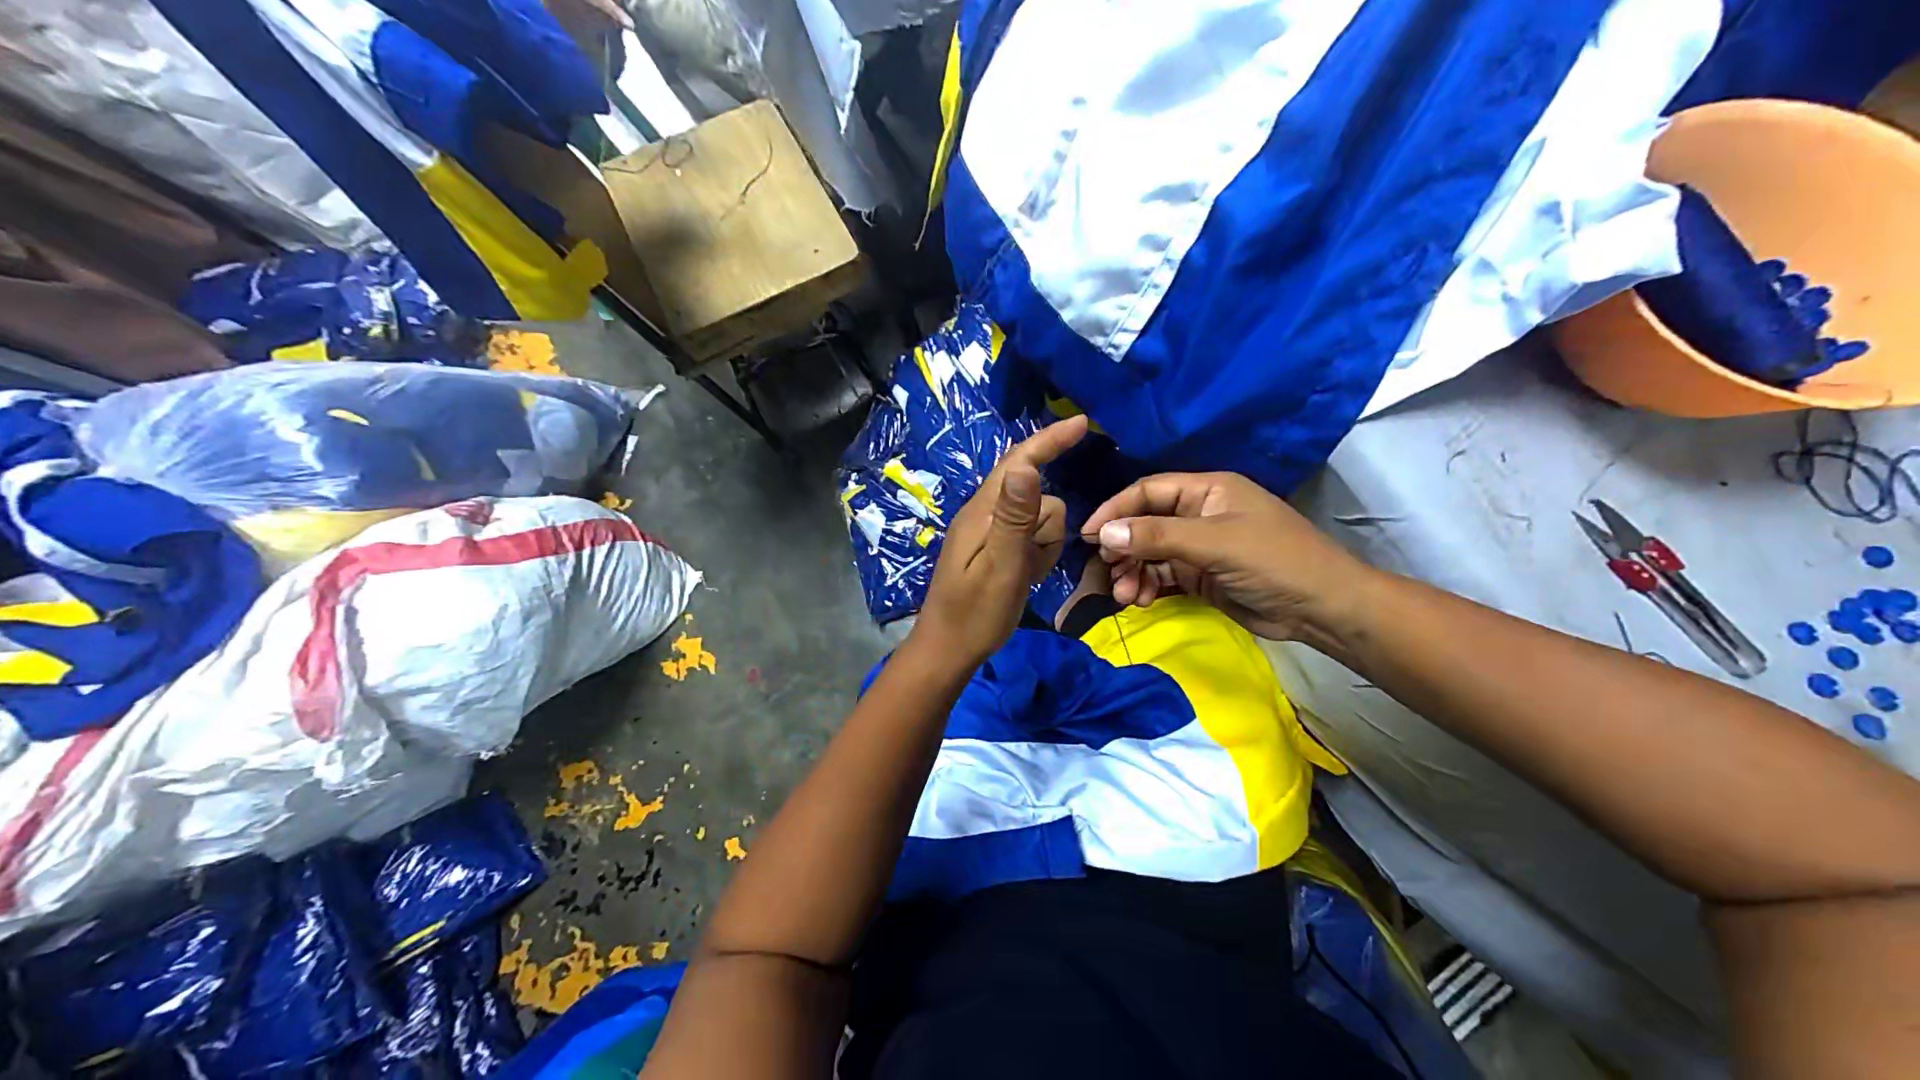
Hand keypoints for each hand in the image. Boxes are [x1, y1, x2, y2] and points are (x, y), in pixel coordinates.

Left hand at [915, 416, 1088, 664]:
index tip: (1083, 423)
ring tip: (1027, 574)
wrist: (949, 650)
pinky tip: (1026, 577)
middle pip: (1037, 495)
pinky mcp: (998, 551)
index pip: (1019, 462)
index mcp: (982, 512)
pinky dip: (1038, 555)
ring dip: (1044, 544)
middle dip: (1047, 524)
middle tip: (1033, 562)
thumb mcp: (1001, 566)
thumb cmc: (974, 613)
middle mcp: (985, 514)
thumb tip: (1028, 466)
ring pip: (1040, 519)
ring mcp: (991, 533)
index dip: (1050, 440)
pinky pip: (1032, 539)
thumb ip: (1015, 517)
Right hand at [1082, 471, 1375, 642]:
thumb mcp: (1215, 543)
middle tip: (1109, 570)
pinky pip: (1163, 576)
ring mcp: (1200, 546)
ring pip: (1151, 554)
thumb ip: (1158, 537)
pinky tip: (1142, 601)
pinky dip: (1148, 587)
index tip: (1088, 535)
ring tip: (1126, 595)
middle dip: (1124, 548)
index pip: (1148, 491)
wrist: (1323, 609)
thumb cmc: (1275, 561)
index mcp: (1207, 490)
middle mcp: (1199, 514)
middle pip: (1145, 524)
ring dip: (1134, 572)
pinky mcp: (1201, 576)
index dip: (1116, 510)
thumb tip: (1103, 532)